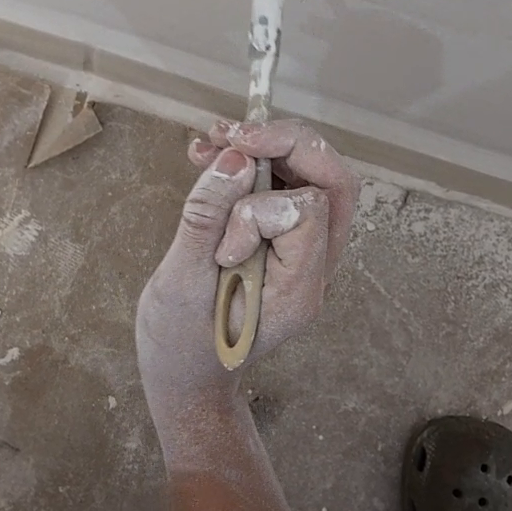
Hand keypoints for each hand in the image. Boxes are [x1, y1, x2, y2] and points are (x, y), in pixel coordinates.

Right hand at [135, 120, 357, 428]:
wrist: (185, 376)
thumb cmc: (179, 344)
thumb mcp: (180, 284)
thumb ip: (207, 220)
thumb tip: (233, 157)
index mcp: (298, 289)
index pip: (307, 211)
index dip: (259, 204)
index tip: (219, 241)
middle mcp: (314, 267)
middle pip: (331, 181)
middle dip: (284, 144)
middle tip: (230, 134)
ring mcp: (302, 253)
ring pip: (311, 176)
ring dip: (266, 147)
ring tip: (212, 138)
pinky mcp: (280, 242)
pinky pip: (282, 187)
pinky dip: (251, 164)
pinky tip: (208, 156)